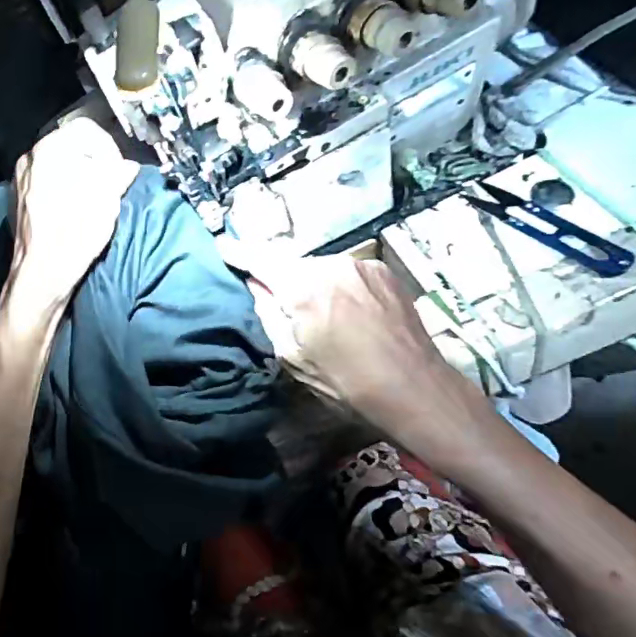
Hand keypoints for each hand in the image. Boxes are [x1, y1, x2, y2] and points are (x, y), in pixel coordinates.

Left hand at [6, 117, 138, 318]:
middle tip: (111, 185)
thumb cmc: (73, 237)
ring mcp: (20, 179)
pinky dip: (64, 190)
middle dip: (95, 163)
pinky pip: (47, 183)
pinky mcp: (18, 200)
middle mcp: (29, 158)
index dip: (109, 148)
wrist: (39, 277)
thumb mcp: (106, 201)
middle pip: (71, 147)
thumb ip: (117, 174)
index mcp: (49, 151)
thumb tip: (126, 167)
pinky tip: (75, 212)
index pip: (87, 130)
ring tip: (95, 201)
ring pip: (59, 165)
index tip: (119, 170)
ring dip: (80, 177)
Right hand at [216, 238, 483, 444]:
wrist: (415, 389)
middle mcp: (331, 265)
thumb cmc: (345, 381)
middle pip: (292, 265)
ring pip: (321, 269)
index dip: (237, 253)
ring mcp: (362, 266)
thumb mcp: (292, 357)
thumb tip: (257, 287)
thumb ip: (268, 314)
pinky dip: (338, 286)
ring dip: (312, 284)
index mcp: (302, 287)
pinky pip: (347, 273)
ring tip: (320, 315)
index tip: (221, 247)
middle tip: (280, 305)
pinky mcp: (384, 273)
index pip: (258, 259)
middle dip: (281, 279)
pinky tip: (348, 314)